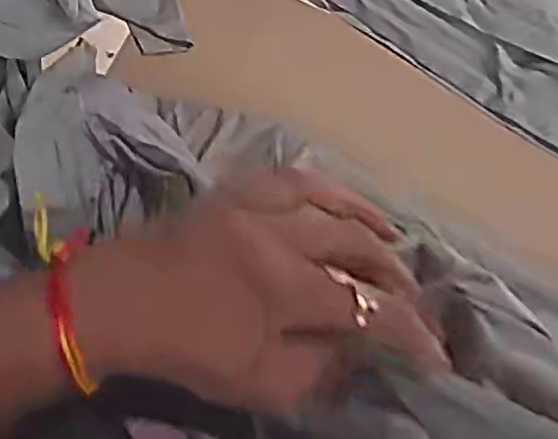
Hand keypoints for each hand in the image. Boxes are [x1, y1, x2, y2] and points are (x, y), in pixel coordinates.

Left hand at [73, 168, 448, 413]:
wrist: (122, 298)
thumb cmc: (189, 346)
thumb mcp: (264, 381)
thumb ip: (322, 363)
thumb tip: (361, 344)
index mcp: (284, 284)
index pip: (368, 305)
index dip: (410, 333)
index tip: (436, 354)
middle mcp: (272, 232)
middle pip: (350, 242)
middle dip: (392, 274)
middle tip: (414, 299)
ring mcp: (245, 204)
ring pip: (316, 194)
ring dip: (360, 211)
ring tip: (391, 232)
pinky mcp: (223, 193)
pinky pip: (277, 176)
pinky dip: (313, 184)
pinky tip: (330, 197)